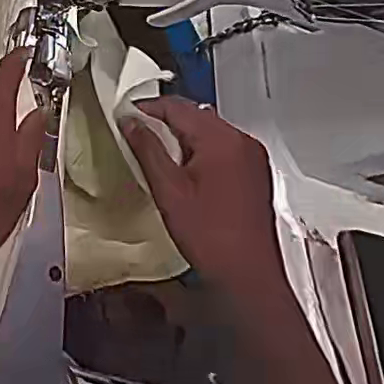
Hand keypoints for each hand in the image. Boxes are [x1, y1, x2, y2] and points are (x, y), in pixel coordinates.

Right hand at [124, 98, 286, 298]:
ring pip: (210, 130)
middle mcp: (241, 140)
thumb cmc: (211, 237)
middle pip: (196, 115)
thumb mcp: (168, 190)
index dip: (147, 109)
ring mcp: (252, 155)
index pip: (177, 107)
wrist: (249, 275)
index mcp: (220, 139)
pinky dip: (203, 150)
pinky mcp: (256, 171)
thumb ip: (147, 150)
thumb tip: (131, 123)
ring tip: (160, 156)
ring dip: (184, 136)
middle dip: (165, 122)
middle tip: (138, 136)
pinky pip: (224, 146)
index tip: (127, 118)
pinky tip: (187, 171)